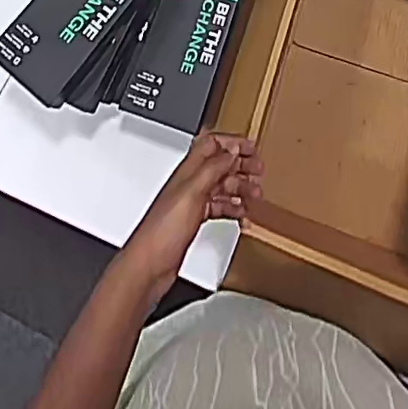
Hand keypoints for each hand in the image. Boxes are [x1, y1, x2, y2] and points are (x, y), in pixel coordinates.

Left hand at [120, 133, 262, 302]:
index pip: (212, 143)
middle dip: (242, 164)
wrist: (148, 266)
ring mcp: (192, 202)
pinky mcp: (194, 220)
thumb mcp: (192, 192)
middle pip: (220, 164)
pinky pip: (219, 207)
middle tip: (259, 170)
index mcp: (189, 171)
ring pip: (222, 186)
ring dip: (241, 187)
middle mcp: (191, 184)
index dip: (232, 142)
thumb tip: (232, 150)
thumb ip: (213, 167)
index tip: (251, 147)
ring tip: (256, 193)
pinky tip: (242, 214)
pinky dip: (234, 208)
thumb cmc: (162, 232)